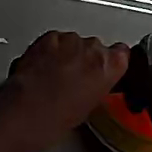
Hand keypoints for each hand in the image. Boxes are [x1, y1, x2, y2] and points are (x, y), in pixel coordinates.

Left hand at [0, 32, 128, 151]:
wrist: (31, 108)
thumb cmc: (59, 114)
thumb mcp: (92, 104)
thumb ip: (97, 85)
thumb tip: (88, 85)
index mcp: (112, 65)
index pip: (121, 53)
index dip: (108, 61)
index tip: (101, 68)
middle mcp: (94, 48)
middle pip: (94, 47)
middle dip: (83, 58)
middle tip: (71, 76)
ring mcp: (70, 40)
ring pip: (72, 42)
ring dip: (64, 53)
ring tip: (52, 74)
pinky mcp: (47, 37)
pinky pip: (52, 40)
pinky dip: (47, 49)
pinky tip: (41, 66)